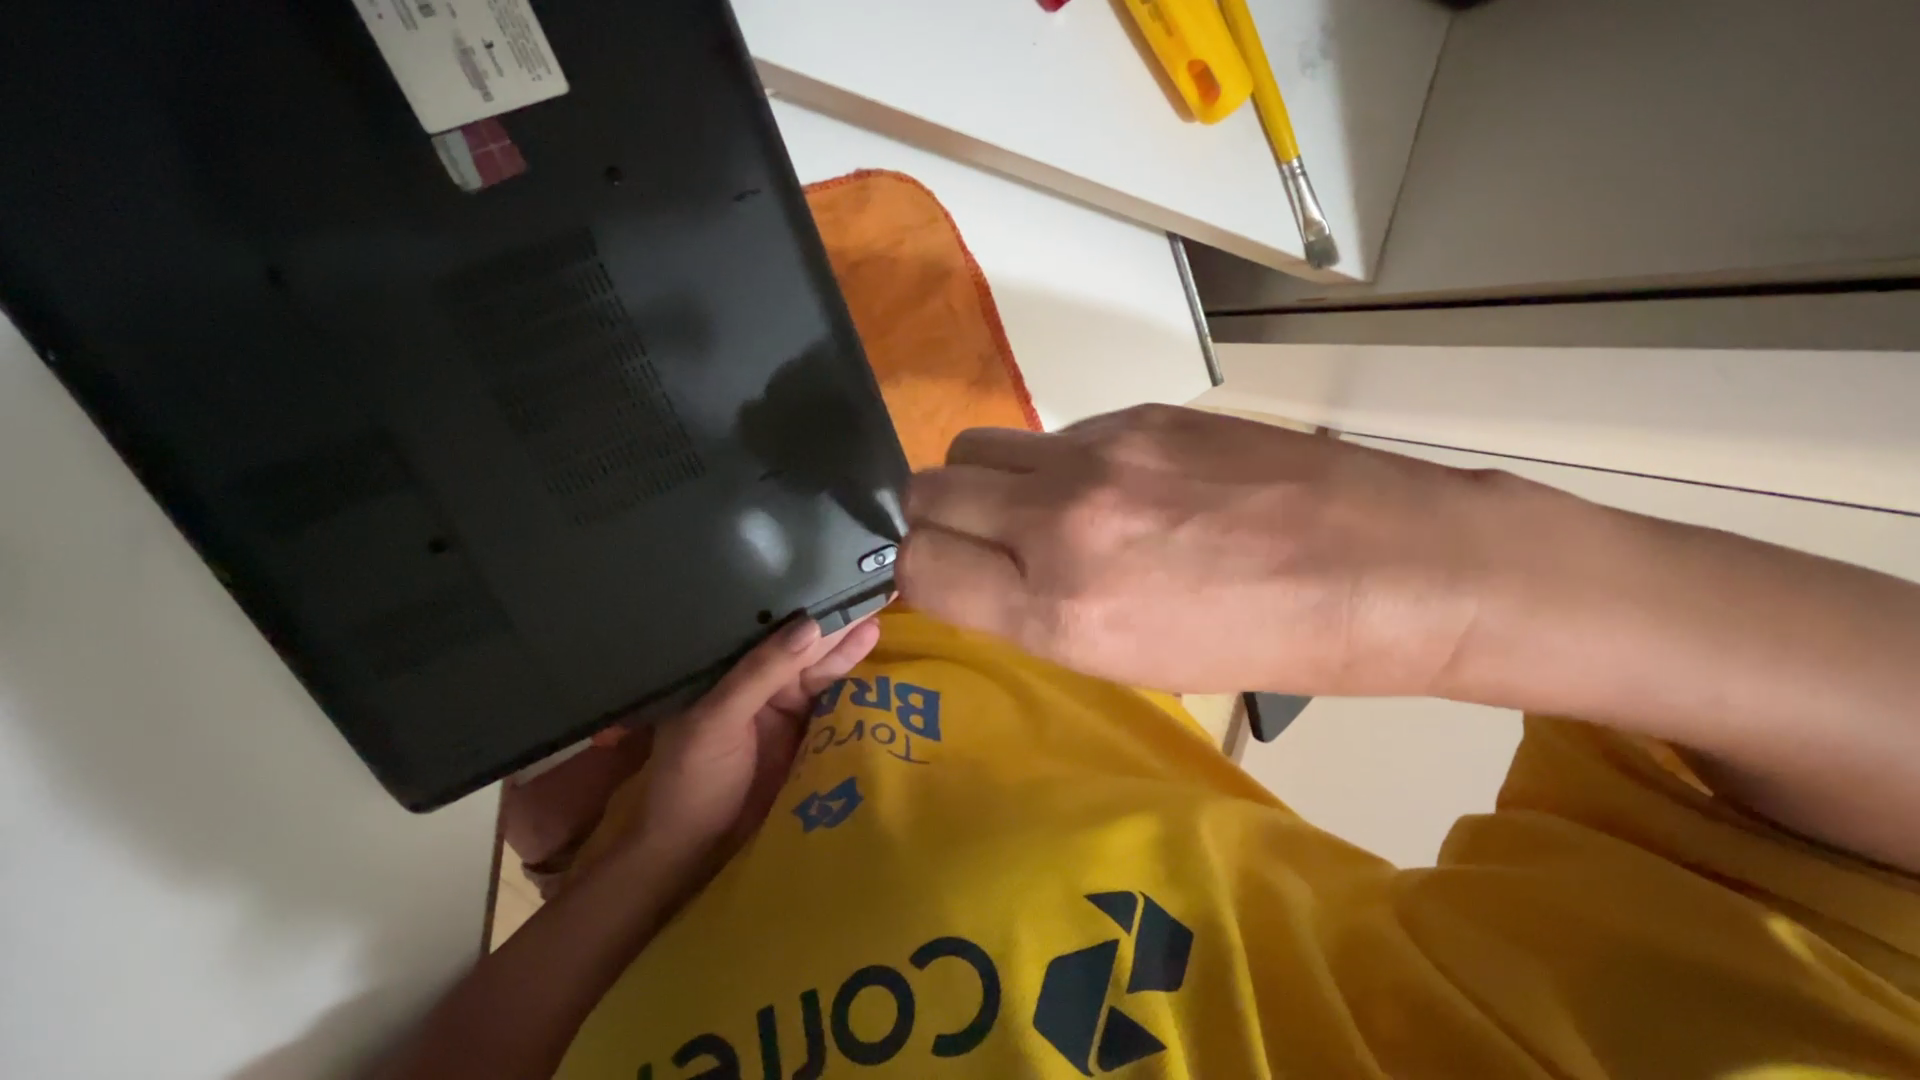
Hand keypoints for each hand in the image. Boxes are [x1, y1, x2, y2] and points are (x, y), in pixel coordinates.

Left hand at [634, 615, 880, 860]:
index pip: (775, 633)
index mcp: (731, 673)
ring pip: (823, 674)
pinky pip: (835, 707)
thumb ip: (762, 672)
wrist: (695, 850)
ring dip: (849, 651)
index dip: (806, 609)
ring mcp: (785, 712)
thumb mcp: (718, 720)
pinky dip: (855, 690)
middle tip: (872, 592)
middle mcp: (761, 685)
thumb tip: (810, 626)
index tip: (837, 581)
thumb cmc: (692, 780)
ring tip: (879, 621)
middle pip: (806, 650)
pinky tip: (878, 671)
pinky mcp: (807, 739)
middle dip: (837, 624)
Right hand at [898, 405, 1503, 695]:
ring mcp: (1098, 454)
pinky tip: (1113, 490)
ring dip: (982, 483)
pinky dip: (1054, 466)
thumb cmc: (1266, 647)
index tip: (932, 579)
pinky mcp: (1139, 412)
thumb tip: (980, 571)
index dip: (913, 575)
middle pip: (925, 492)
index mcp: (1060, 609)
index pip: (917, 566)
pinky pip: (1052, 436)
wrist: (1387, 566)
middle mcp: (1061, 520)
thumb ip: (1037, 611)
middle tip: (967, 541)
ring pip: (976, 448)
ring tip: (1032, 511)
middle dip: (930, 521)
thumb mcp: (1132, 663)